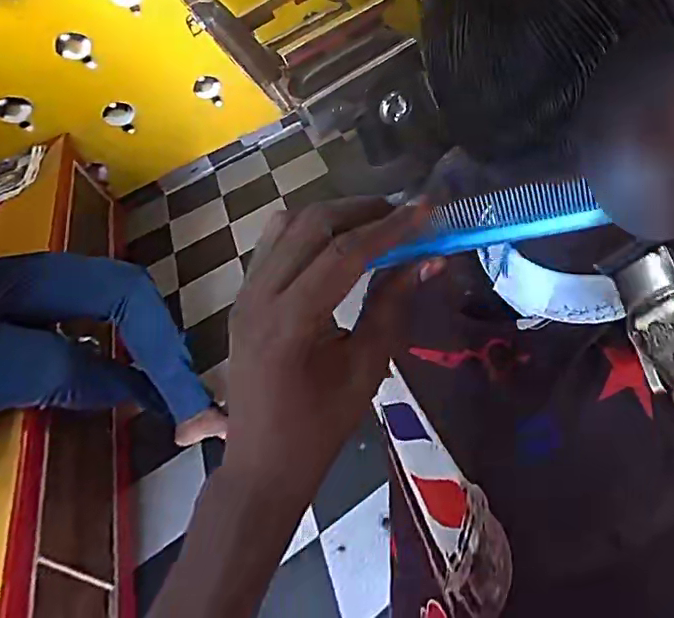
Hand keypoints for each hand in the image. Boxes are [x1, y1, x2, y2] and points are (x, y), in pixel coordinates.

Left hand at [222, 197, 438, 494]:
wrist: (261, 465)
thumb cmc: (321, 427)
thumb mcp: (367, 367)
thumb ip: (393, 304)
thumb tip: (429, 258)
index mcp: (290, 322)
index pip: (344, 253)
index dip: (389, 227)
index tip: (425, 207)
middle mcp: (260, 296)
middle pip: (312, 224)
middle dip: (362, 210)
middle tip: (402, 214)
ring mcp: (245, 292)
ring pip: (289, 223)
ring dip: (335, 214)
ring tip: (374, 222)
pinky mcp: (243, 294)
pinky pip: (274, 240)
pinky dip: (309, 228)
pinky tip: (337, 240)